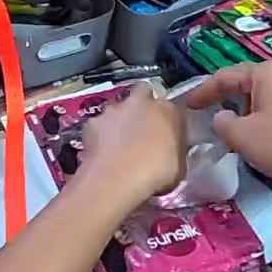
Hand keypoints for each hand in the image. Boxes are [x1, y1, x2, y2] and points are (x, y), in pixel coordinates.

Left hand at [77, 83, 184, 205]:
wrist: (116, 180)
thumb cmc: (156, 175)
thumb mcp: (179, 166)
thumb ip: (176, 149)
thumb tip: (172, 148)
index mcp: (168, 110)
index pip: (174, 106)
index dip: (171, 118)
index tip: (169, 132)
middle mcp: (141, 102)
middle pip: (143, 92)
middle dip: (143, 103)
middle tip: (143, 125)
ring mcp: (114, 110)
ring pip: (118, 106)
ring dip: (120, 117)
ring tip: (119, 139)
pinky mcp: (93, 121)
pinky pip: (99, 123)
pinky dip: (100, 132)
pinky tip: (102, 148)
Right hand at [182, 61, 271, 190]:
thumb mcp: (242, 137)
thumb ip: (222, 123)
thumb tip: (222, 118)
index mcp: (268, 71)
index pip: (225, 77)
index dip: (202, 92)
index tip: (187, 106)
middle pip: (248, 83)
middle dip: (228, 101)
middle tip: (212, 121)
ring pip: (266, 95)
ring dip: (248, 111)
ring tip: (238, 133)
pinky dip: (268, 116)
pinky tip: (266, 136)